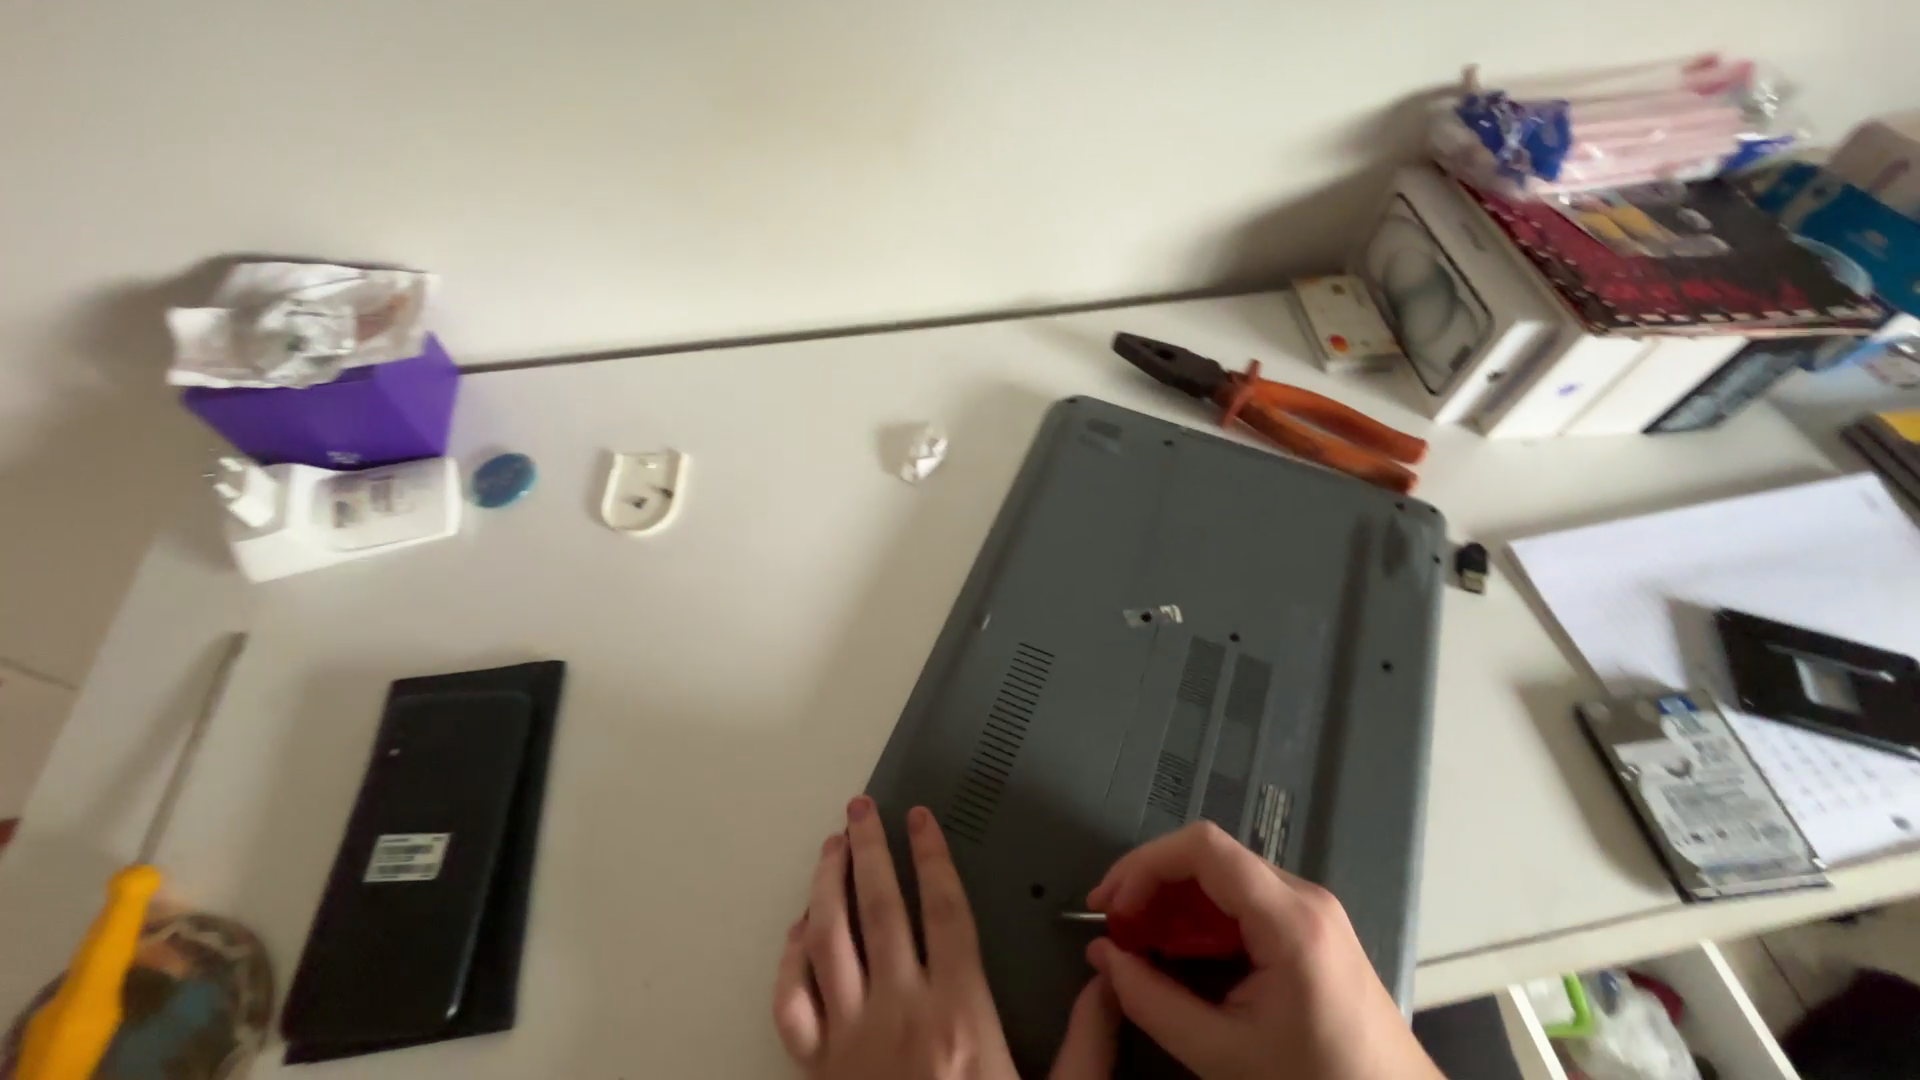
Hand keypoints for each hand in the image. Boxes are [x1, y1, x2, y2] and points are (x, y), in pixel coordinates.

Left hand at [773, 796, 1117, 1078]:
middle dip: (868, 850)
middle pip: (878, 909)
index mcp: (958, 1014)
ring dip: (825, 885)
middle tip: (860, 807)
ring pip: (828, 940)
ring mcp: (849, 1039)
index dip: (931, 856)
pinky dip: (788, 959)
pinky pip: (790, 1001)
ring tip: (831, 846)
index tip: (920, 818)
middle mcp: (898, 1013)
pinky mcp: (814, 1069)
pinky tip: (797, 930)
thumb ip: (1087, 1042)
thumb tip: (1110, 977)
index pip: (944, 910)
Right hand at [1085, 822, 1442, 1079]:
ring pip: (1222, 879)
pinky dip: (1200, 921)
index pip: (1203, 847)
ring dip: (1172, 904)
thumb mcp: (1224, 1056)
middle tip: (1114, 930)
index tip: (1110, 907)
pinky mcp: (1311, 929)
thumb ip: (1153, 1003)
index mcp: (1290, 919)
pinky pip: (1242, 903)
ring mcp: (1311, 910)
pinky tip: (1177, 956)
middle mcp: (1303, 897)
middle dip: (1151, 886)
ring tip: (1137, 946)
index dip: (1144, 864)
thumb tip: (1103, 955)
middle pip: (1209, 858)